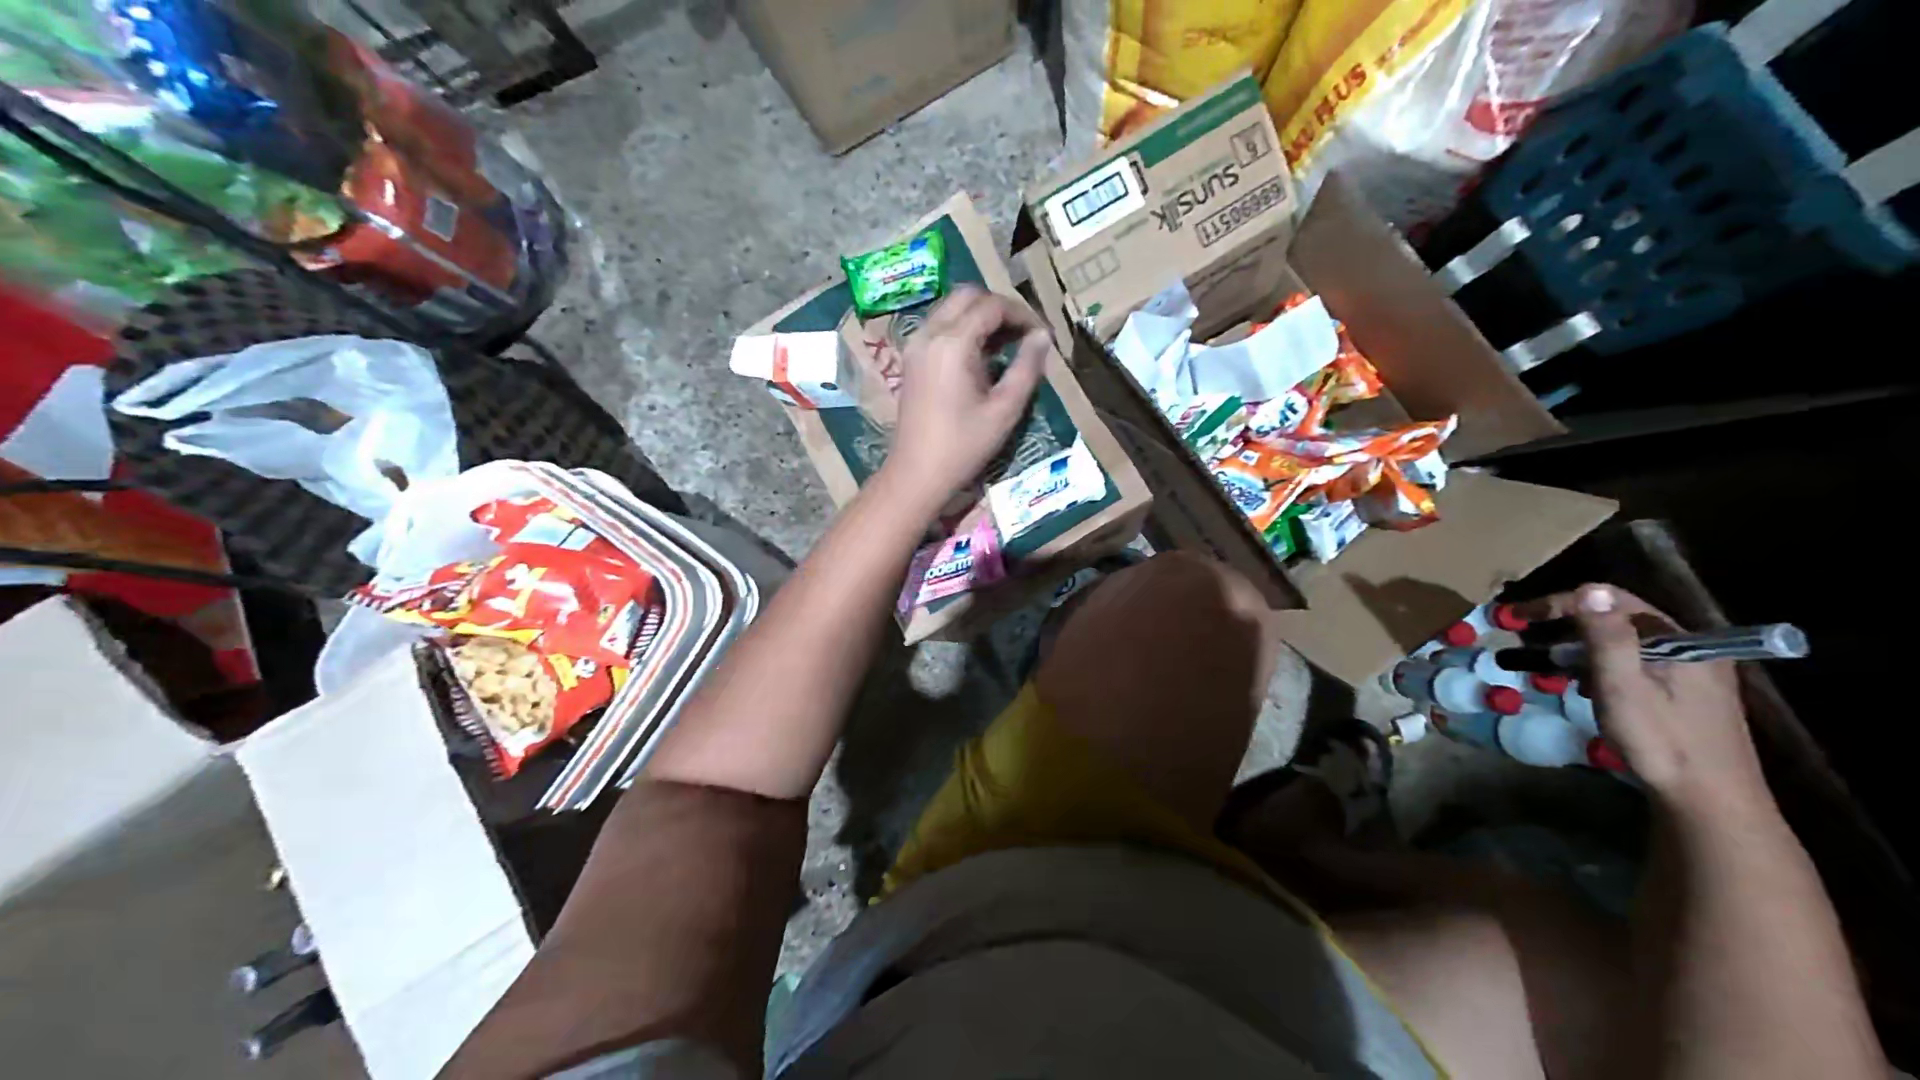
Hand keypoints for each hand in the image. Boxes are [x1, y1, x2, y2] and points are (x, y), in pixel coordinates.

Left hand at [881, 286, 1049, 501]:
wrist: (916, 474)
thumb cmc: (963, 446)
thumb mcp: (1005, 409)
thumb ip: (1027, 367)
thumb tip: (1043, 336)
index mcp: (952, 343)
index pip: (992, 306)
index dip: (1022, 314)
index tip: (1042, 335)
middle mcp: (929, 334)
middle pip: (968, 296)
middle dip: (1000, 308)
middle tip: (1025, 334)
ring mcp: (915, 346)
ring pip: (951, 308)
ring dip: (980, 316)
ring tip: (1007, 344)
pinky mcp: (911, 360)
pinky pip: (939, 327)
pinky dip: (963, 329)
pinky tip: (982, 356)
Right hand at [1517, 585, 1766, 810]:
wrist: (1709, 801)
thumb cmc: (1661, 741)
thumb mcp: (1624, 686)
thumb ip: (1608, 637)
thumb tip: (1588, 590)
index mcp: (1683, 640)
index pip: (1614, 600)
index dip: (1563, 602)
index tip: (1520, 615)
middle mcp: (1691, 648)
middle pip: (1618, 618)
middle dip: (1566, 622)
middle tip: (1524, 633)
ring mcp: (1690, 671)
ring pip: (1623, 642)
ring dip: (1579, 645)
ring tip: (1544, 659)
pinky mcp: (1683, 692)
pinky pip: (1632, 662)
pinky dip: (1598, 664)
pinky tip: (1582, 684)